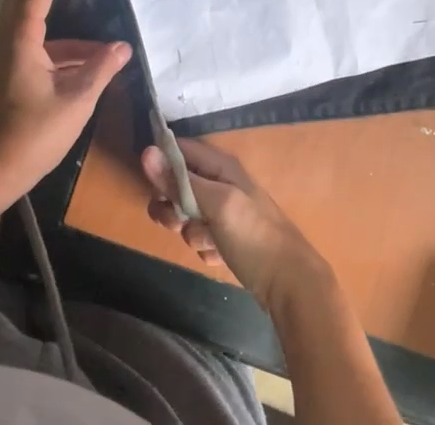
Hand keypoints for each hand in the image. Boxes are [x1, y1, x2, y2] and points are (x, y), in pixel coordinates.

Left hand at [0, 0, 131, 198]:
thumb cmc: (33, 136)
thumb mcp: (77, 101)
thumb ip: (101, 69)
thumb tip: (123, 48)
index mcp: (20, 39)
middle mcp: (8, 38)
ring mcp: (8, 55)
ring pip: (30, 16)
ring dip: (61, 10)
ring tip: (98, 17)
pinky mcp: (12, 71)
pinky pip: (37, 40)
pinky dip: (63, 41)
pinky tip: (92, 58)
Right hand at [143, 137, 330, 310]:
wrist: (289, 283)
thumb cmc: (253, 236)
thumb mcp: (215, 204)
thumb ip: (180, 181)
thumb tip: (146, 151)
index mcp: (222, 167)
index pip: (180, 150)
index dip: (162, 163)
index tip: (150, 185)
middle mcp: (222, 184)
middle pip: (179, 185)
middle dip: (172, 205)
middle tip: (177, 222)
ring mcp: (225, 213)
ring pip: (187, 214)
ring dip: (190, 230)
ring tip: (207, 242)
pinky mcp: (227, 238)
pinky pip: (201, 237)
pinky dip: (205, 247)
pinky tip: (219, 255)